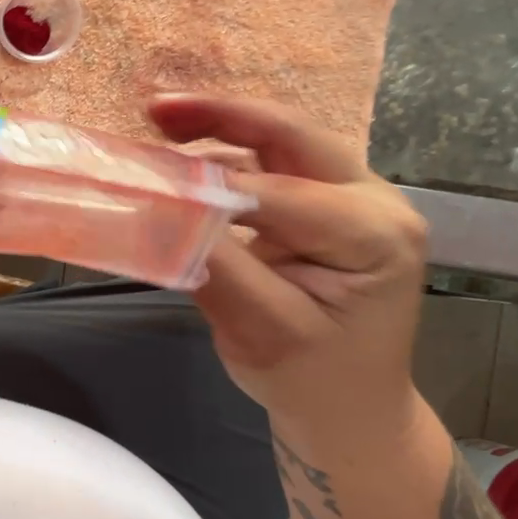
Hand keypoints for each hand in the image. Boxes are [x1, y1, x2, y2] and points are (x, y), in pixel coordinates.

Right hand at [147, 94, 428, 422]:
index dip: (208, 182)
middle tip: (155, 109)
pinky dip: (227, 154)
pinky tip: (186, 161)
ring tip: (160, 126)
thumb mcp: (262, 332)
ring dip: (222, 128)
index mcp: (374, 235)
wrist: (351, 409)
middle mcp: (375, 202)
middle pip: (293, 136)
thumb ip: (217, 267)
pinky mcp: (327, 209)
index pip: (278, 192)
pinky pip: (275, 166)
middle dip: (222, 115)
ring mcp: (355, 201)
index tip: (142, 181)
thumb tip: (161, 215)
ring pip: (284, 142)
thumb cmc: (312, 379)